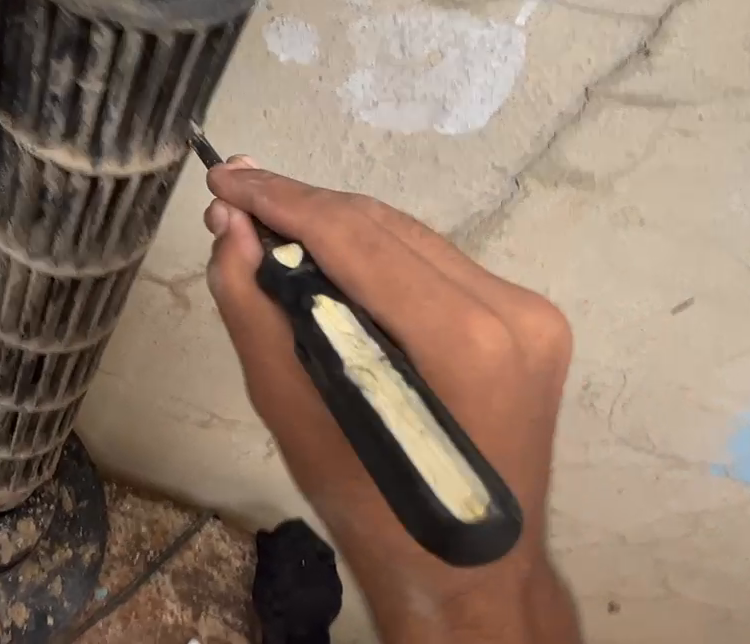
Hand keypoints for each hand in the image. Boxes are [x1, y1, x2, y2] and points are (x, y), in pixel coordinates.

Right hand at [204, 160, 578, 641]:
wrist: (468, 572)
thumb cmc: (367, 501)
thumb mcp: (286, 404)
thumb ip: (251, 304)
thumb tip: (228, 223)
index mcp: (463, 340)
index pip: (352, 235)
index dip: (278, 196)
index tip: (221, 176)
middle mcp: (510, 311)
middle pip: (378, 224)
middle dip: (296, 202)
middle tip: (231, 192)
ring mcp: (528, 311)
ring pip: (401, 232)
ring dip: (327, 221)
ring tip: (264, 217)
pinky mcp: (526, 318)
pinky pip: (424, 257)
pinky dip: (363, 247)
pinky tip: (320, 252)